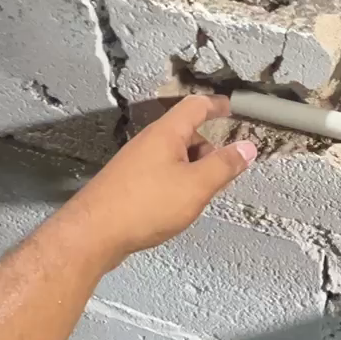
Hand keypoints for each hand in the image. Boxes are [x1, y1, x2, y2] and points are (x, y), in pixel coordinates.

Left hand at [56, 95, 256, 270]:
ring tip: (198, 195)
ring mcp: (135, 162)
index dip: (216, 105)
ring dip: (192, 169)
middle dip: (208, 149)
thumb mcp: (196, 186)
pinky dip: (176, 181)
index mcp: (166, 134)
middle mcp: (148, 142)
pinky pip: (160, 172)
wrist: (93, 234)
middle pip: (186, 133)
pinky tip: (175, 206)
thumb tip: (247, 148)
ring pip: (174, 156)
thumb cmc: (144, 206)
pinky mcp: (127, 182)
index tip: (230, 107)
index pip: (195, 106)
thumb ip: (224, 165)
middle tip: (221, 172)